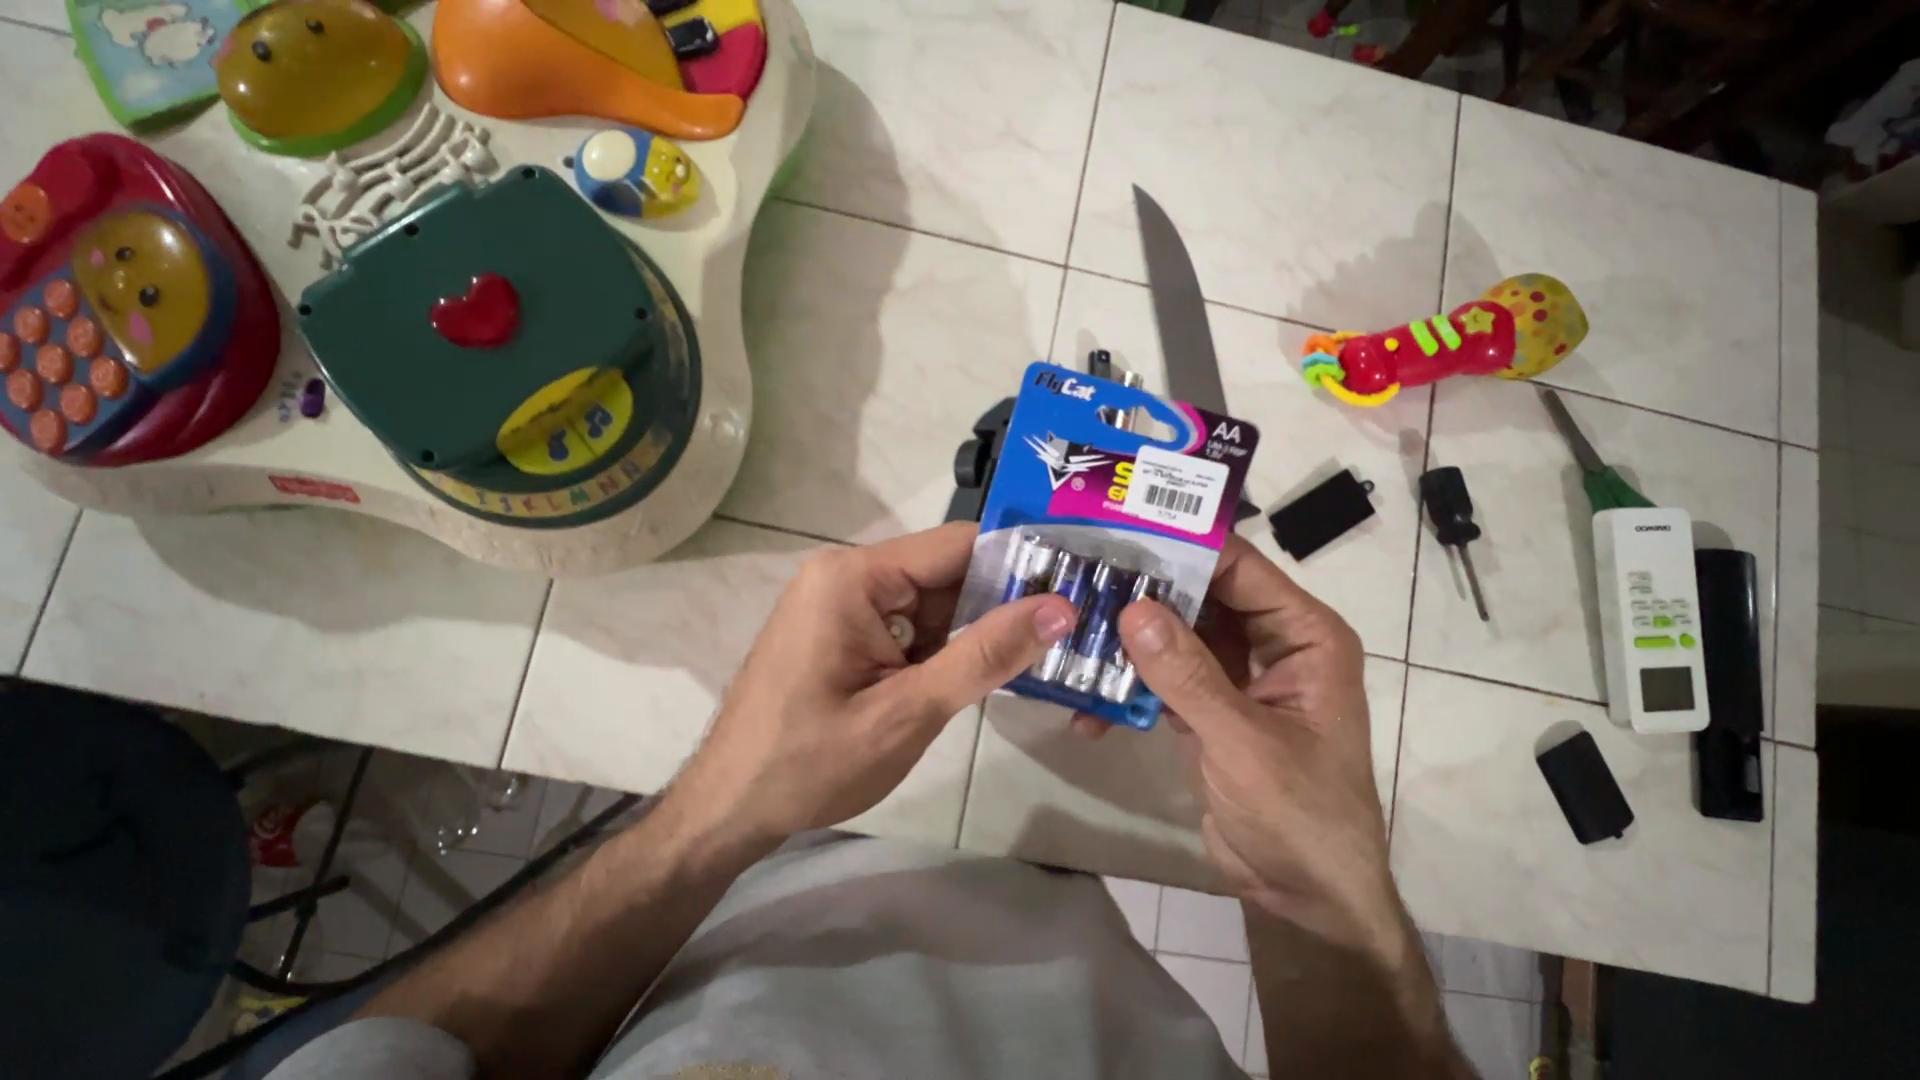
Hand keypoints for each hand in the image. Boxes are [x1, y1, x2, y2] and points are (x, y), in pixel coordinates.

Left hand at [674, 523, 1077, 843]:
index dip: (1022, 562)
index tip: (1080, 584)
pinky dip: (946, 649)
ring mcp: (842, 604)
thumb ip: (985, 655)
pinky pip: (909, 627)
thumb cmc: (810, 763)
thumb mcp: (907, 712)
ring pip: (934, 603)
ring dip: (978, 631)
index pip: (958, 545)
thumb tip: (1061, 607)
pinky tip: (988, 672)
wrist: (730, 807)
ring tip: (1050, 653)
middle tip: (1077, 630)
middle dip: (1005, 602)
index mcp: (854, 577)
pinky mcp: (843, 633)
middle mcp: (847, 575)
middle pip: (948, 573)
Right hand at [1092, 536, 1404, 956]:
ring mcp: (1233, 678)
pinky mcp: (1206, 711)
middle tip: (1076, 577)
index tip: (1120, 530)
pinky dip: (1127, 691)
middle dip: (1142, 594)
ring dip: (1125, 644)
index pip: (1240, 569)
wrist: (1305, 895)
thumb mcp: (1243, 742)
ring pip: (1172, 639)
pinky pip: (1160, 682)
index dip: (1184, 546)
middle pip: (1198, 598)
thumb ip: (1189, 676)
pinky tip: (1086, 711)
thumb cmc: (1299, 813)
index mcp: (1302, 636)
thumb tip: (1134, 608)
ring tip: (1069, 637)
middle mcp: (1269, 645)